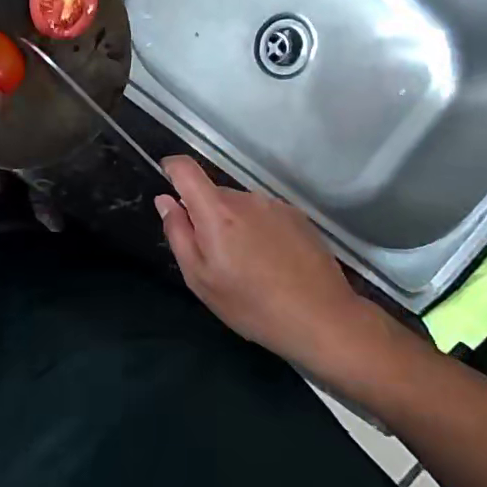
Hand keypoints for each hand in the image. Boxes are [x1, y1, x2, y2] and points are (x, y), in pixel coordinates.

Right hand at [157, 156, 377, 364]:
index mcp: (217, 212)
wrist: (321, 318)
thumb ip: (178, 234)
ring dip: (234, 227)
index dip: (171, 169)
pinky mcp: (299, 218)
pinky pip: (265, 216)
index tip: (168, 187)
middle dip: (206, 217)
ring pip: (240, 207)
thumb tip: (165, 200)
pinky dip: (259, 232)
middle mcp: (247, 199)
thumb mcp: (200, 278)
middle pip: (214, 194)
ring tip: (247, 267)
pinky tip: (272, 265)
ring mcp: (276, 206)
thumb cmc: (251, 305)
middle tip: (214, 259)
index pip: (186, 169)